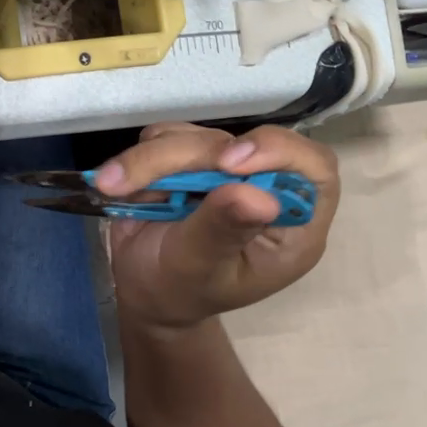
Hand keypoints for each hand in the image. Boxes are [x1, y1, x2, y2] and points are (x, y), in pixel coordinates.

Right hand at [97, 123, 339, 327]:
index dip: (279, 151)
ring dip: (150, 159)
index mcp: (291, 222)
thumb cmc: (180, 291)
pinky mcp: (187, 159)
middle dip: (182, 158)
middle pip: (236, 145)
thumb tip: (257, 197)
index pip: (313, 168)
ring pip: (194, 135)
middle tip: (131, 183)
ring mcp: (222, 170)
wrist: (144, 291)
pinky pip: (164, 137)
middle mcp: (263, 187)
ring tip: (114, 187)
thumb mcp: (200, 268)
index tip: (230, 163)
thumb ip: (223, 230)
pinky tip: (121, 186)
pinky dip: (138, 157)